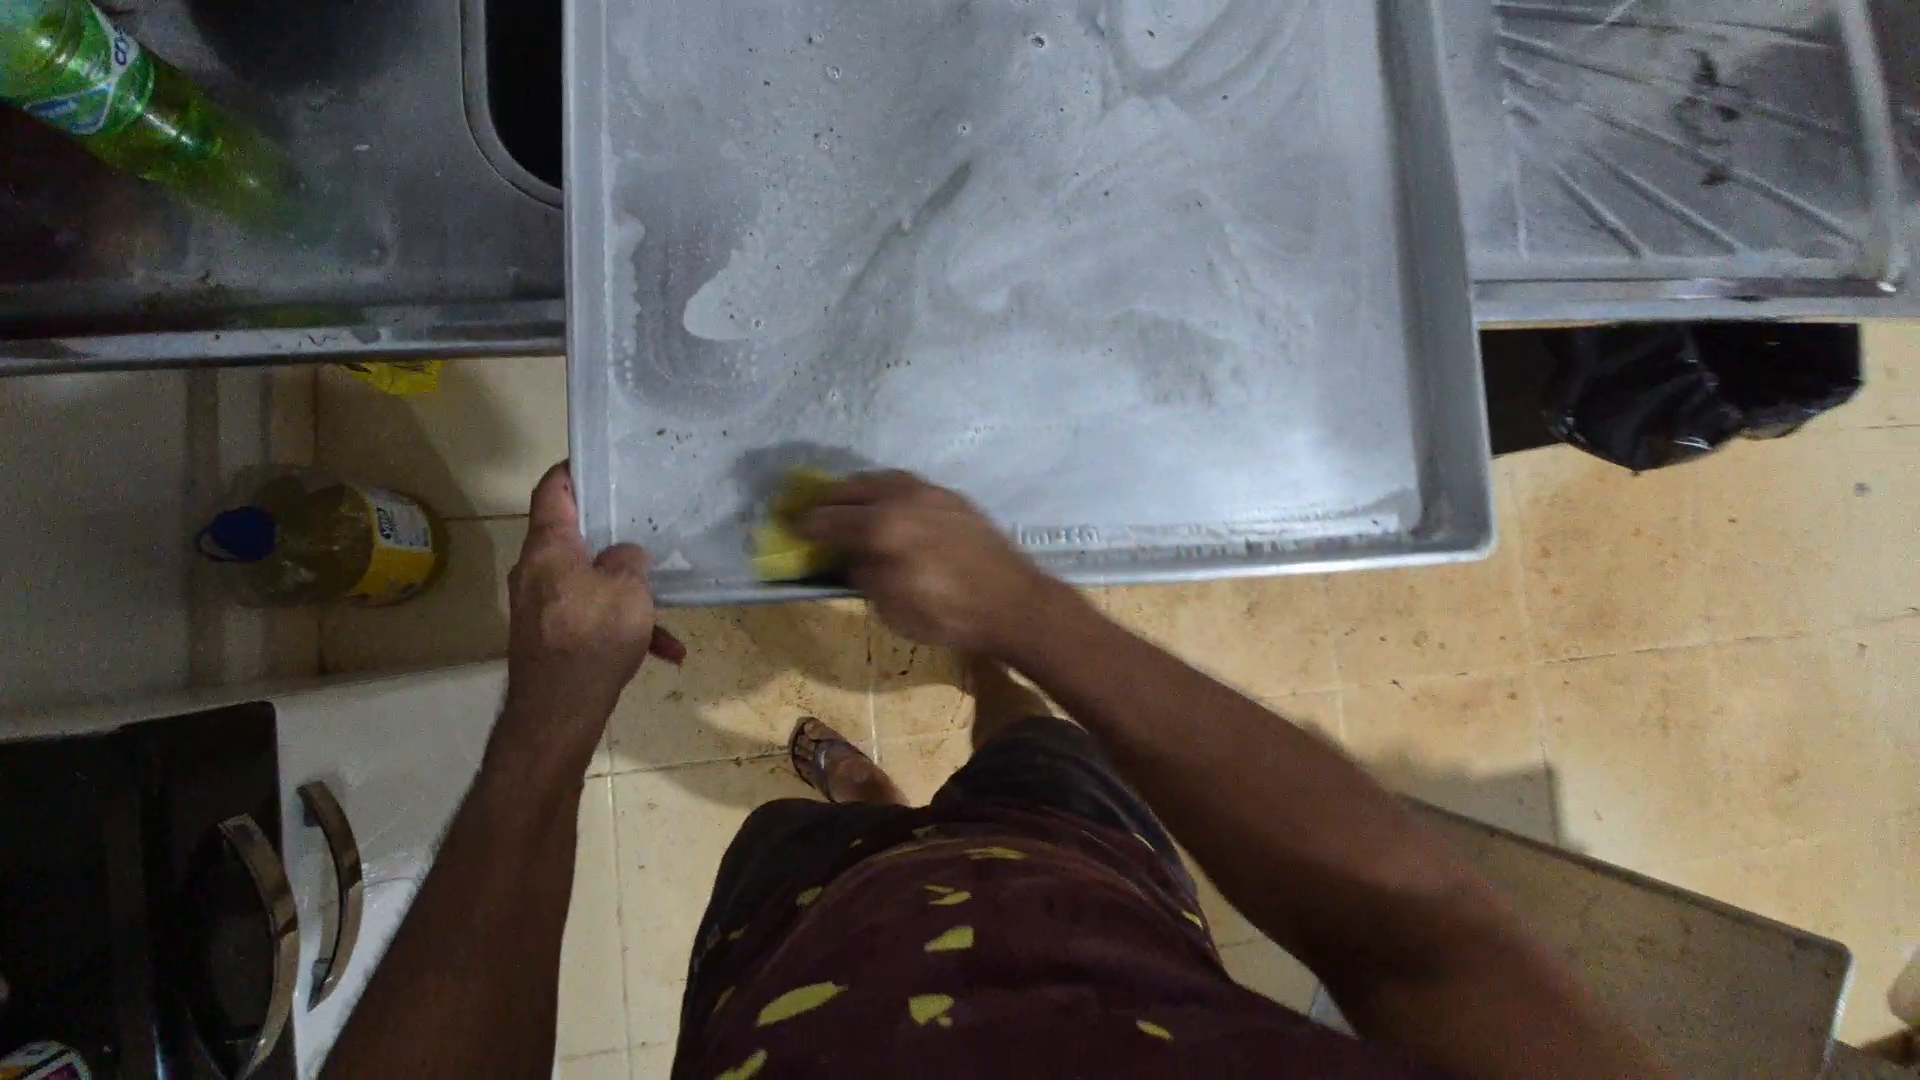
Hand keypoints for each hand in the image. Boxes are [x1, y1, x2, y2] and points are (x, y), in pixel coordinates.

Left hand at [498, 463, 684, 775]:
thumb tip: (623, 556)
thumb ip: (629, 559)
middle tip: (645, 522)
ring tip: (665, 600)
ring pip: (590, 582)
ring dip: (628, 590)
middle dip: (611, 533)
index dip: (574, 470)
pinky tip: (666, 651)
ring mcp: (543, 605)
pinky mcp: (553, 635)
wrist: (560, 709)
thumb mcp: (628, 586)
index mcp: (549, 547)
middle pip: (573, 537)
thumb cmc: (593, 634)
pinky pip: (593, 619)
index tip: (600, 460)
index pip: (553, 490)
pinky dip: (625, 628)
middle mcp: (538, 570)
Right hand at [798, 471, 1080, 657]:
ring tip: (850, 506)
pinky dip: (887, 492)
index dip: (807, 525)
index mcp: (882, 526)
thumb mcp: (892, 609)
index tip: (794, 529)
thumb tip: (851, 558)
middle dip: (829, 501)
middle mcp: (902, 498)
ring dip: (858, 491)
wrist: (1012, 602)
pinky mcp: (952, 496)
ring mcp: (930, 491)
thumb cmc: (949, 614)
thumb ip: (864, 575)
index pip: (830, 519)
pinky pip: (907, 484)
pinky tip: (888, 507)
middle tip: (817, 515)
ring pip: (881, 479)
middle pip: (852, 488)